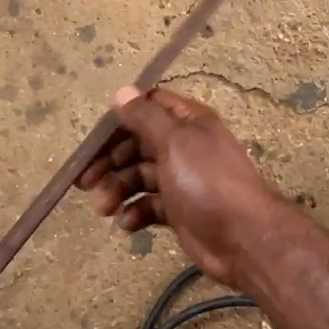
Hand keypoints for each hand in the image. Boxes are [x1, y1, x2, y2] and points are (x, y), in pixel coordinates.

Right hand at [74, 86, 287, 285]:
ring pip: (140, 175)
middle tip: (85, 180)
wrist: (243, 238)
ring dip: (119, 188)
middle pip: (138, 143)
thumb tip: (121, 91)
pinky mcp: (180, 210)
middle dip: (111, 160)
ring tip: (104, 208)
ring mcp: (182, 178)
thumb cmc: (206, 180)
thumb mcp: (174, 141)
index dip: (120, 119)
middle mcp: (184, 145)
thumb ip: (145, 116)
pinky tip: (128, 224)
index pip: (147, 107)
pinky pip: (150, 205)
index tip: (93, 139)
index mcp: (187, 121)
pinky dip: (136, 212)